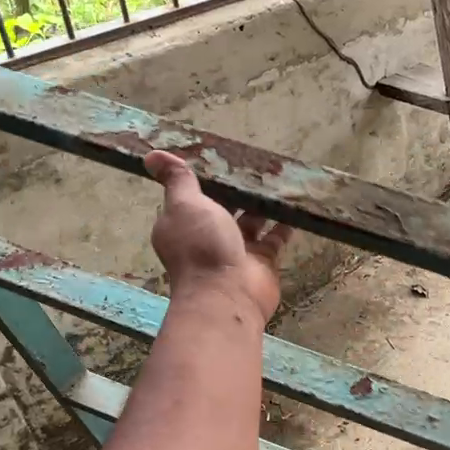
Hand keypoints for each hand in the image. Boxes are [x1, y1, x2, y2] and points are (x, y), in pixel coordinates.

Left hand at [144, 150, 291, 323]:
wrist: (227, 294)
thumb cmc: (201, 246)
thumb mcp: (185, 205)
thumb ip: (177, 180)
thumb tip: (152, 155)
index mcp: (183, 223)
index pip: (194, 195)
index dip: (209, 177)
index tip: (226, 155)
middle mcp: (208, 236)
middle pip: (226, 206)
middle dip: (240, 189)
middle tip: (261, 163)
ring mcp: (237, 249)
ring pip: (252, 220)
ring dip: (264, 204)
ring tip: (281, 179)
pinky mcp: (263, 260)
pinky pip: (275, 237)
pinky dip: (285, 223)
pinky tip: (296, 204)